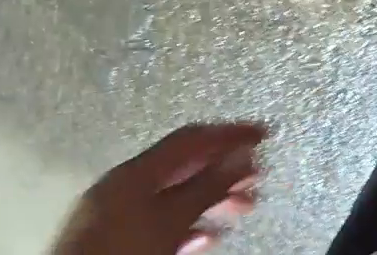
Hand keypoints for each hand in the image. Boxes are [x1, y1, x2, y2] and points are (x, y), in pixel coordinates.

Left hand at [50, 122, 265, 254]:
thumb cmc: (126, 245)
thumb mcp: (174, 214)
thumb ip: (211, 181)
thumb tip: (245, 152)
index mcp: (133, 170)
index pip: (191, 137)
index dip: (230, 132)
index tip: (263, 134)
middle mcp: (122, 183)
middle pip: (185, 166)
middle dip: (225, 170)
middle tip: (256, 175)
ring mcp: (114, 210)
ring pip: (176, 194)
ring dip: (213, 198)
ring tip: (242, 207)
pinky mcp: (113, 235)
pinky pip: (160, 217)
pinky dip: (188, 221)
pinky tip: (206, 234)